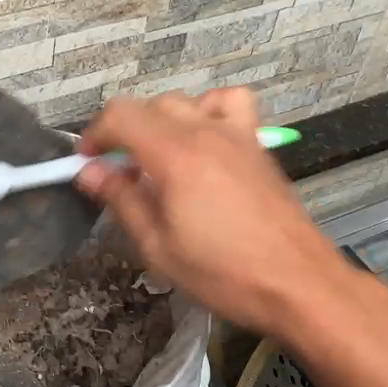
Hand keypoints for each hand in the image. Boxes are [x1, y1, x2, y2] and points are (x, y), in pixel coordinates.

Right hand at [77, 89, 341, 334]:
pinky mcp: (257, 144)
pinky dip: (208, 109)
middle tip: (117, 171)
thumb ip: (121, 200)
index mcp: (175, 156)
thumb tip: (89, 172)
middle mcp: (204, 132)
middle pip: (147, 105)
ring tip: (157, 157)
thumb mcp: (158, 247)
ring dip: (159, 121)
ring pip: (184, 101)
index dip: (95, 134)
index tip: (87, 163)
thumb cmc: (225, 274)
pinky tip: (204, 139)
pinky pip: (229, 103)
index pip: (120, 115)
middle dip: (122, 131)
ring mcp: (235, 134)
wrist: (300, 285)